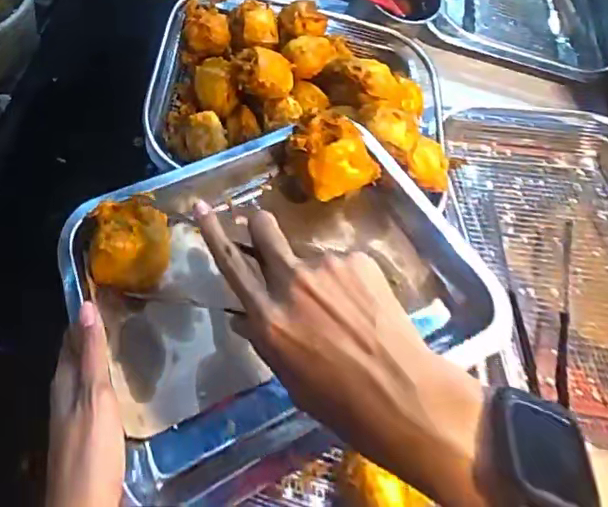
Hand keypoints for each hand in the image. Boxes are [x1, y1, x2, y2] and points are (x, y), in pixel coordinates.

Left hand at [47, 300, 123, 506]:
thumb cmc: (90, 449)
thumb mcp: (95, 396)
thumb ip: (92, 355)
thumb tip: (85, 306)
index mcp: (63, 379)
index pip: (71, 336)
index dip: (85, 316)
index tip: (106, 294)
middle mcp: (63, 393)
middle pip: (76, 355)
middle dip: (94, 335)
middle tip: (122, 313)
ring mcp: (72, 416)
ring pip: (85, 376)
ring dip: (101, 359)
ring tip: (126, 343)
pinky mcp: (84, 434)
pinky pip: (93, 396)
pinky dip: (105, 382)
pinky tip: (121, 386)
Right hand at [195, 203, 487, 505]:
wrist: (406, 396)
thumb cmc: (341, 402)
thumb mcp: (289, 377)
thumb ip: (264, 337)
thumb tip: (242, 316)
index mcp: (267, 315)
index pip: (230, 261)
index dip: (212, 230)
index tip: (201, 204)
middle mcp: (290, 281)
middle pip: (263, 228)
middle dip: (260, 225)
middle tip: (266, 235)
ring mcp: (324, 265)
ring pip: (308, 253)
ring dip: (315, 272)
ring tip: (343, 309)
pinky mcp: (356, 259)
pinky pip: (342, 263)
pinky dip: (348, 281)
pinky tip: (366, 309)